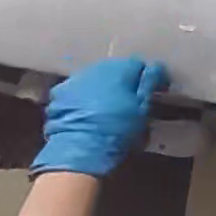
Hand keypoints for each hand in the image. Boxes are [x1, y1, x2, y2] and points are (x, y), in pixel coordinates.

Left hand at [31, 56, 167, 177]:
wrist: (79, 150)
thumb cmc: (117, 130)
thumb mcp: (142, 110)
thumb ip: (149, 85)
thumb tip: (156, 66)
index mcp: (120, 70)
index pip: (139, 65)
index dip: (148, 78)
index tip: (154, 92)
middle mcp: (96, 68)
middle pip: (115, 70)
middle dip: (123, 82)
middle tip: (130, 102)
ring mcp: (75, 79)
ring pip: (95, 79)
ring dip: (103, 89)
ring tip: (107, 108)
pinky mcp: (59, 94)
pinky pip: (76, 90)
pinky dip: (83, 97)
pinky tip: (86, 113)